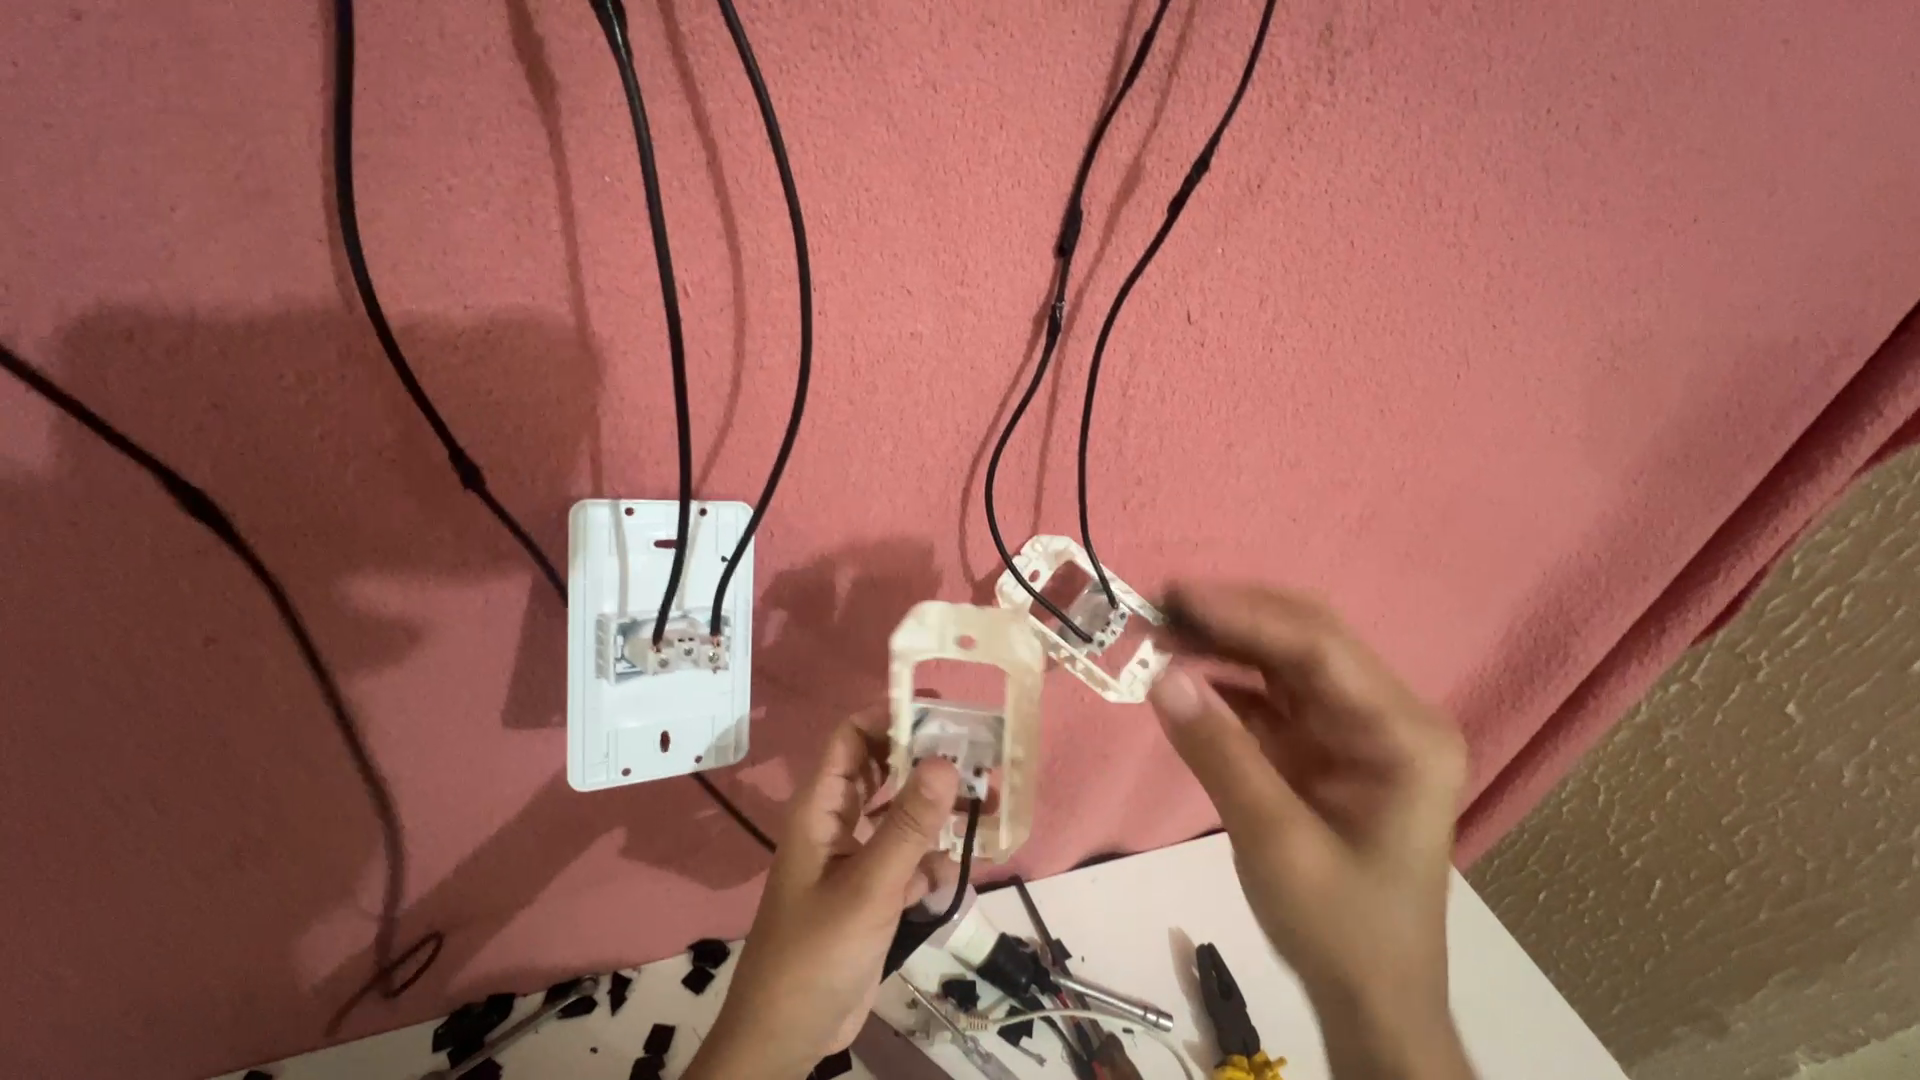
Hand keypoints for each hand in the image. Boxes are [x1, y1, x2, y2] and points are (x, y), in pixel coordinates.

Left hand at [685, 715, 960, 1079]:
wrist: (789, 1036)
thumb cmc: (815, 953)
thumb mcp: (868, 887)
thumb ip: (909, 826)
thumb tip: (947, 761)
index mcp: (821, 808)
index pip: (853, 737)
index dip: (891, 715)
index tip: (944, 710)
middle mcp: (838, 823)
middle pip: (885, 771)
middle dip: (927, 762)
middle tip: (979, 756)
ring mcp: (855, 858)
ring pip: (902, 817)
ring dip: (938, 815)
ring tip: (986, 808)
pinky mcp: (872, 893)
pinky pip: (908, 861)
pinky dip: (930, 865)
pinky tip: (949, 882)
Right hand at [1149, 583, 1474, 1079]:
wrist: (1371, 998)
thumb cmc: (1342, 928)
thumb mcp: (1276, 844)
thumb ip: (1221, 755)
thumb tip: (1161, 677)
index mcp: (1402, 734)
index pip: (1318, 648)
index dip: (1244, 614)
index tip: (1175, 597)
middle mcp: (1385, 717)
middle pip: (1305, 641)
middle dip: (1232, 619)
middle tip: (1159, 607)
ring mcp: (1354, 731)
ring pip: (1283, 663)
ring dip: (1223, 645)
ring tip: (1159, 632)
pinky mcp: (1322, 749)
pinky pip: (1270, 700)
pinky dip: (1224, 685)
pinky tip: (1182, 677)